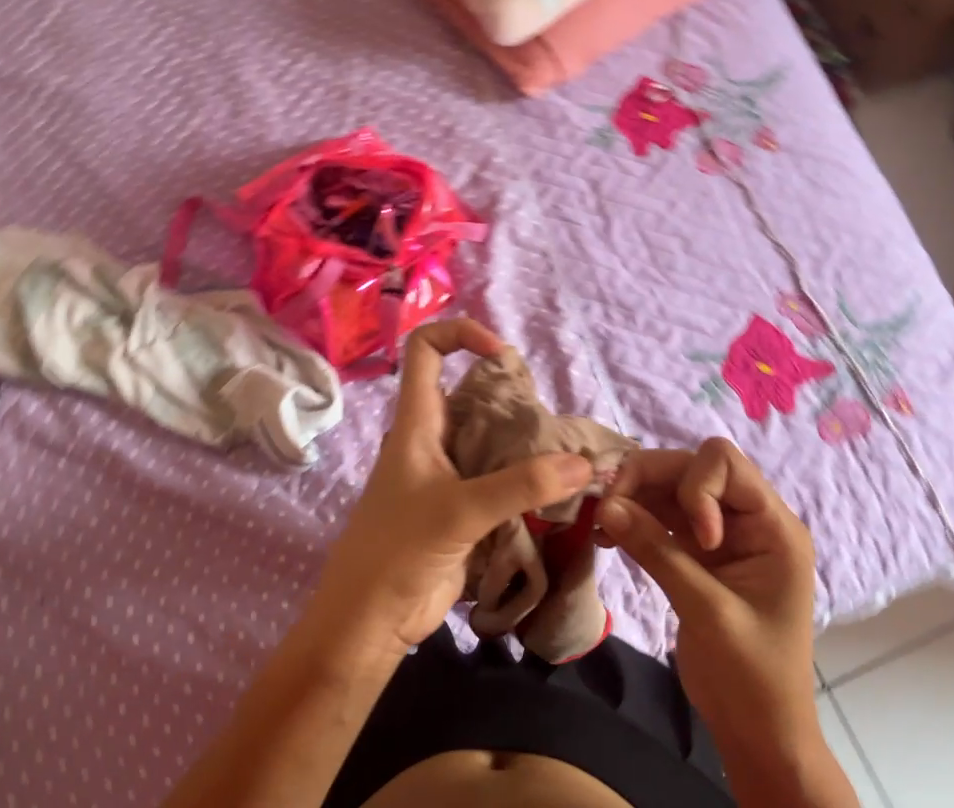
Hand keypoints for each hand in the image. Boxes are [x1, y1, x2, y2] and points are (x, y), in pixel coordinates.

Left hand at [308, 320, 595, 655]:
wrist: (370, 619)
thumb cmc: (397, 551)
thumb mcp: (459, 511)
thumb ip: (520, 486)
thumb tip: (583, 463)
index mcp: (416, 423)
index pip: (425, 351)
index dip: (460, 335)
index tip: (501, 354)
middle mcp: (431, 441)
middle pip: (472, 396)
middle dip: (513, 400)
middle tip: (553, 423)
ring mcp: (447, 477)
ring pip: (490, 442)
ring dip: (526, 446)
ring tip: (568, 456)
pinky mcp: (461, 512)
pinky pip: (499, 483)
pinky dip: (528, 483)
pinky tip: (559, 493)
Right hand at [597, 439, 830, 775]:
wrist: (758, 729)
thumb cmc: (751, 673)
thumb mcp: (707, 611)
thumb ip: (658, 553)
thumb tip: (605, 505)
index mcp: (772, 526)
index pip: (725, 465)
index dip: (695, 487)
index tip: (694, 540)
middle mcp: (746, 519)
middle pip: (689, 469)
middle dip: (647, 481)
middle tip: (607, 511)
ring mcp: (718, 534)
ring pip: (668, 489)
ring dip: (632, 498)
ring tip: (600, 525)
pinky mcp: (694, 553)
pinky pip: (659, 517)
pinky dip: (631, 519)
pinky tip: (606, 537)